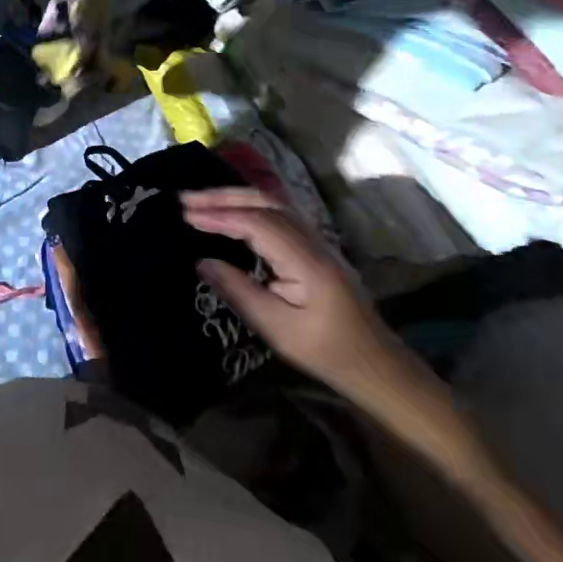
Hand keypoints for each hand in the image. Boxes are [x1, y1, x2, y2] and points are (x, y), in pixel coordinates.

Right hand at [183, 188, 400, 390]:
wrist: (375, 364)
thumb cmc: (325, 351)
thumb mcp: (276, 328)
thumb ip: (238, 290)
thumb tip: (202, 261)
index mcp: (306, 261)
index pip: (257, 223)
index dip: (220, 216)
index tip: (187, 215)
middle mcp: (313, 242)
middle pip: (266, 203)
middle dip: (224, 197)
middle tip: (186, 199)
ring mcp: (317, 242)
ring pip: (274, 204)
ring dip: (236, 198)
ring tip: (202, 201)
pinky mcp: (315, 248)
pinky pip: (280, 215)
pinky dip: (250, 207)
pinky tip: (232, 212)